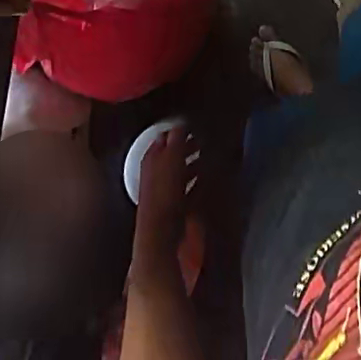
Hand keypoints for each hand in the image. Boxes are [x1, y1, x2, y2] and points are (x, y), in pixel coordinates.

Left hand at [136, 126, 196, 256]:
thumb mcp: (172, 158)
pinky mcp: (175, 211)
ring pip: (180, 174)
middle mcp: (155, 175)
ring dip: (193, 166)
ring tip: (209, 159)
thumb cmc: (164, 192)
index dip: (177, 132)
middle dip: (187, 148)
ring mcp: (164, 194)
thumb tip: (180, 123)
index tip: (192, 125)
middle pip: (172, 157)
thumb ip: (176, 139)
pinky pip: (187, 192)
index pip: (163, 140)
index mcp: (151, 160)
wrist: (161, 236)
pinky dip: (197, 185)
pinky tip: (208, 184)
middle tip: (203, 140)